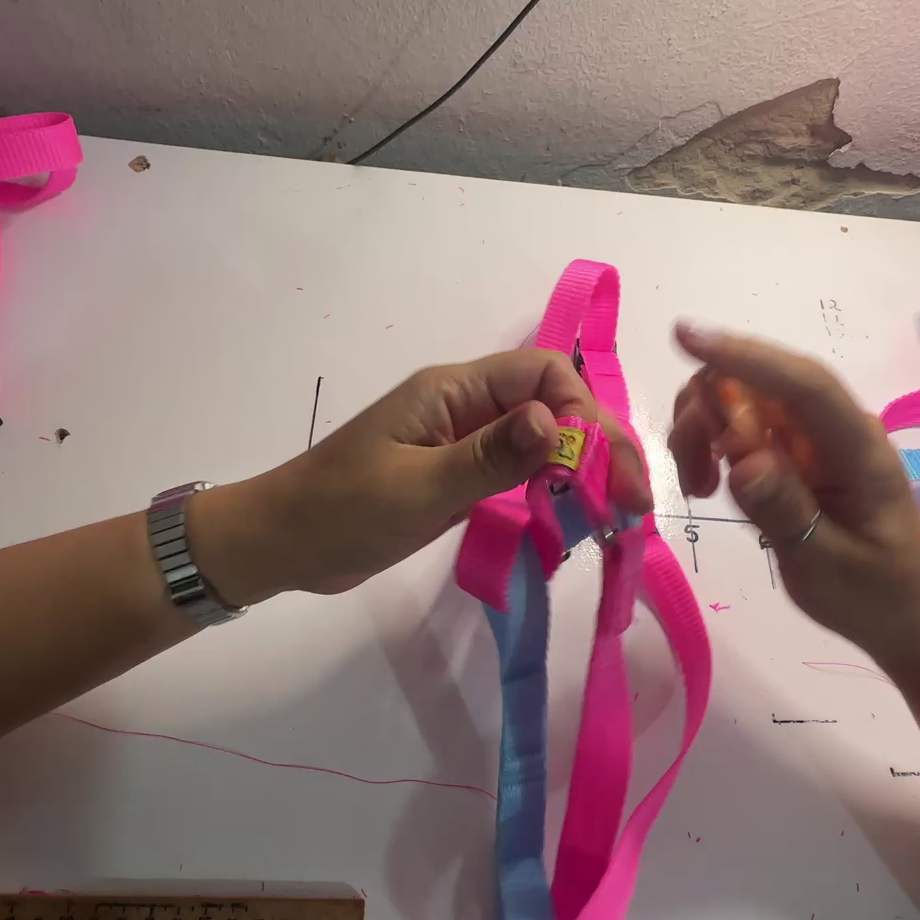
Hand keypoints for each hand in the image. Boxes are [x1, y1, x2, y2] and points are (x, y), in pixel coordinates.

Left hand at [190, 349, 651, 603]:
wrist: (285, 544)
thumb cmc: (341, 511)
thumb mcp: (417, 486)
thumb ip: (489, 456)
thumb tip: (560, 422)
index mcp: (452, 391)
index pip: (541, 375)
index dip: (583, 411)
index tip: (603, 468)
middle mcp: (465, 408)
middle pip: (550, 407)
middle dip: (596, 446)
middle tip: (634, 502)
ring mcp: (462, 443)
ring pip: (539, 443)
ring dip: (580, 472)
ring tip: (616, 515)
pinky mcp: (459, 477)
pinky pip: (517, 474)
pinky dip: (550, 493)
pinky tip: (572, 520)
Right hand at [668, 323, 919, 659]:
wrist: (896, 615)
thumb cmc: (871, 592)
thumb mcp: (827, 565)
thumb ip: (786, 512)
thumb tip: (743, 462)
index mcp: (857, 449)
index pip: (802, 384)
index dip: (744, 356)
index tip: (685, 336)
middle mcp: (829, 428)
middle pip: (752, 382)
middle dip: (706, 414)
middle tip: (699, 482)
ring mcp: (804, 436)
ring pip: (732, 398)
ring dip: (700, 433)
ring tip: (701, 489)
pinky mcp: (785, 449)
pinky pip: (732, 425)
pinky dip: (706, 446)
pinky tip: (708, 486)